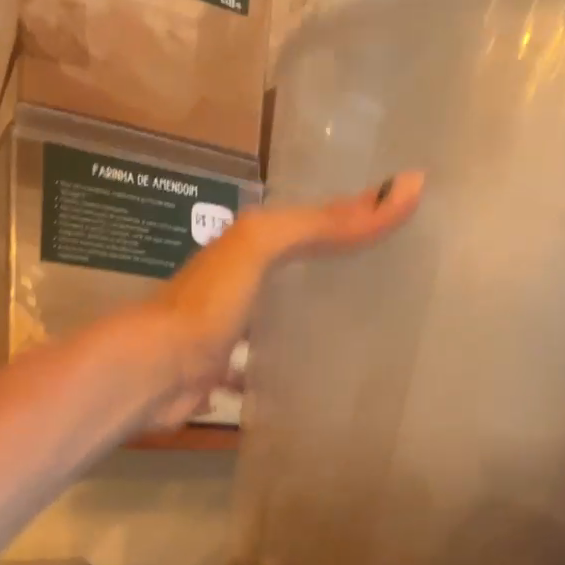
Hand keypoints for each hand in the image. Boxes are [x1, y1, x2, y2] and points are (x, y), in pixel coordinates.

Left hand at [146, 173, 424, 424]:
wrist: (154, 372)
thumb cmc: (208, 304)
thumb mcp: (264, 245)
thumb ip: (326, 222)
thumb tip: (409, 186)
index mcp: (245, 245)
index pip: (310, 221)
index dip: (352, 215)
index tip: (400, 220)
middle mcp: (236, 282)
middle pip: (294, 268)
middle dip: (333, 269)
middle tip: (392, 279)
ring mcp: (228, 329)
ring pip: (278, 318)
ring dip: (310, 319)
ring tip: (368, 330)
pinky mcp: (224, 372)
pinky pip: (263, 366)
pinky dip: (286, 370)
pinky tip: (319, 378)